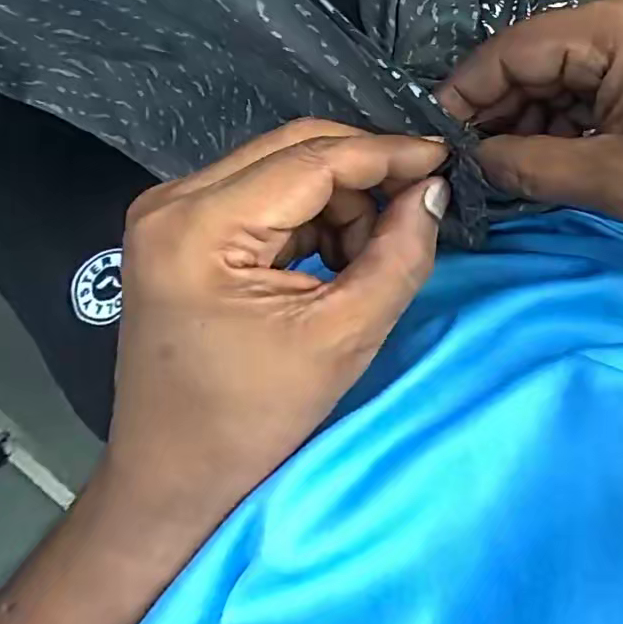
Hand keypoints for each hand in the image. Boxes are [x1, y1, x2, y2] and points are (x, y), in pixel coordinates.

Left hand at [103, 119, 449, 523]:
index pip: (315, 159)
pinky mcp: (191, 228)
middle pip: (300, 148)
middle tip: (420, 202)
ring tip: (364, 263)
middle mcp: (176, 200)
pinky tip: (336, 263)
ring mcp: (177, 211)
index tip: (446, 160)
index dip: (390, 154)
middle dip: (370, 174)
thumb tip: (434, 189)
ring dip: (348, 204)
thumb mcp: (348, 333)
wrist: (178, 475)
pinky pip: (278, 194)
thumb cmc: (256, 413)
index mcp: (200, 227)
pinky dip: (323, 219)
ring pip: (295, 169)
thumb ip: (402, 252)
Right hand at [436, 0, 622, 236]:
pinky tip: (559, 157)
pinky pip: (592, 81)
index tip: (440, 139)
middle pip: (535, 58)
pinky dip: (569, 119)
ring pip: (561, 73)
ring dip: (536, 120)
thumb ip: (529, 167)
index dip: (467, 96)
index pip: (511, 50)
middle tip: (478, 167)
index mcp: (614, 25)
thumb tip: (476, 160)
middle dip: (503, 114)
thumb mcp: (612, 178)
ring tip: (519, 171)